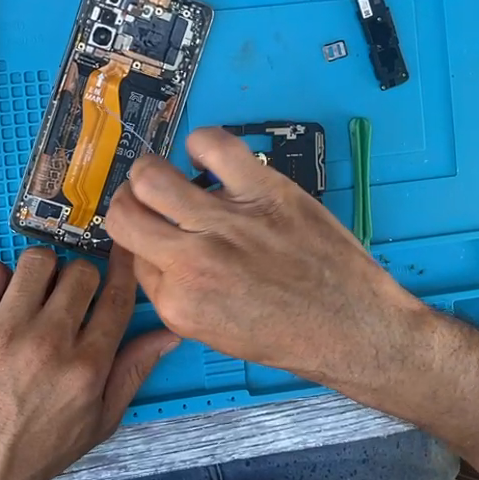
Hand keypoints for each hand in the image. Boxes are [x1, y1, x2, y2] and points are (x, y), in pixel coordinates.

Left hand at [0, 248, 179, 479]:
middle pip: (80, 271)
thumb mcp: (100, 421)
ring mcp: (3, 331)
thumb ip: (134, 372)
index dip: (123, 266)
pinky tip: (0, 300)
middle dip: (80, 280)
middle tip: (66, 300)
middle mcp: (48, 343)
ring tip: (33, 297)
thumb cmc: (39, 448)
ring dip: (41, 273)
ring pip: (38, 260)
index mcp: (86, 367)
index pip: (117, 297)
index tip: (122, 249)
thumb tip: (170, 334)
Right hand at [102, 127, 425, 383]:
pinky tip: (206, 157)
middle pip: (124, 212)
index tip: (159, 235)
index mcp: (177, 303)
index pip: (132, 254)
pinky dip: (201, 144)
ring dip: (151, 173)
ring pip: (151, 176)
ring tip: (172, 178)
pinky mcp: (263, 190)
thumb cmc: (289, 336)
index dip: (145, 242)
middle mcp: (192, 261)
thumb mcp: (213, 332)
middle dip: (130, 203)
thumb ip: (176, 293)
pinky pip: (213, 145)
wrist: (354, 328)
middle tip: (151, 202)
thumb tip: (158, 251)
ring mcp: (226, 222)